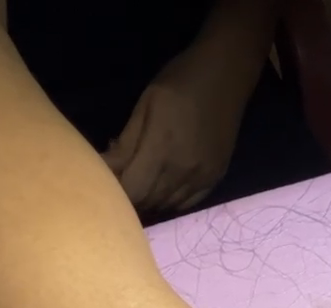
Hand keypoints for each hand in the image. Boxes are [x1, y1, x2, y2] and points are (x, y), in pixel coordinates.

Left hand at [103, 39, 249, 214]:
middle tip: (122, 181)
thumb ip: (126, 142)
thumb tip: (105, 168)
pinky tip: (163, 187)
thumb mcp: (145, 105)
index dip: (116, 191)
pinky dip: (170, 201)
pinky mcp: (214, 180)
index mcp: (161, 148)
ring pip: (167, 206)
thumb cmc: (179, 83)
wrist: (226, 78)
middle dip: (131, 196)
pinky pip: (186, 205)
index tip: (106, 181)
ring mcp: (201, 179)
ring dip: (150, 201)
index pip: (133, 190)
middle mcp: (183, 171)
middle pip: (149, 202)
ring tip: (141, 184)